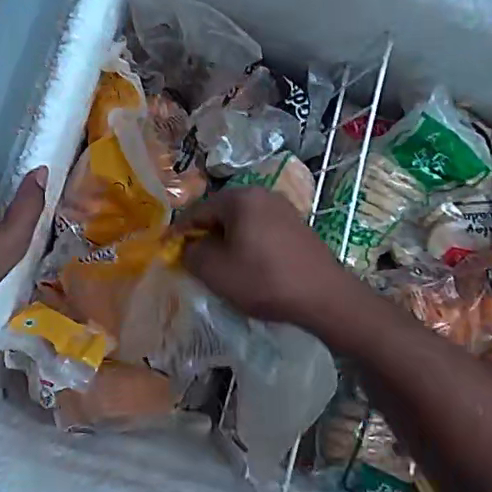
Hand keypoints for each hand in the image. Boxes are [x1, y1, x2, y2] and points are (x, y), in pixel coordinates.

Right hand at [179, 186, 362, 329]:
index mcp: (240, 197)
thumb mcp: (215, 270)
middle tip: (194, 260)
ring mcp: (284, 208)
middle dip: (205, 235)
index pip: (197, 210)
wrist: (324, 297)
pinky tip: (249, 266)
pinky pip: (261, 230)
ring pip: (242, 222)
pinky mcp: (298, 226)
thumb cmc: (263, 280)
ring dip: (227, 241)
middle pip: (221, 213)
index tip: (167, 251)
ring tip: (220, 266)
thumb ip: (191, 253)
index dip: (179, 232)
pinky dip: (248, 244)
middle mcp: (262, 194)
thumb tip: (188, 247)